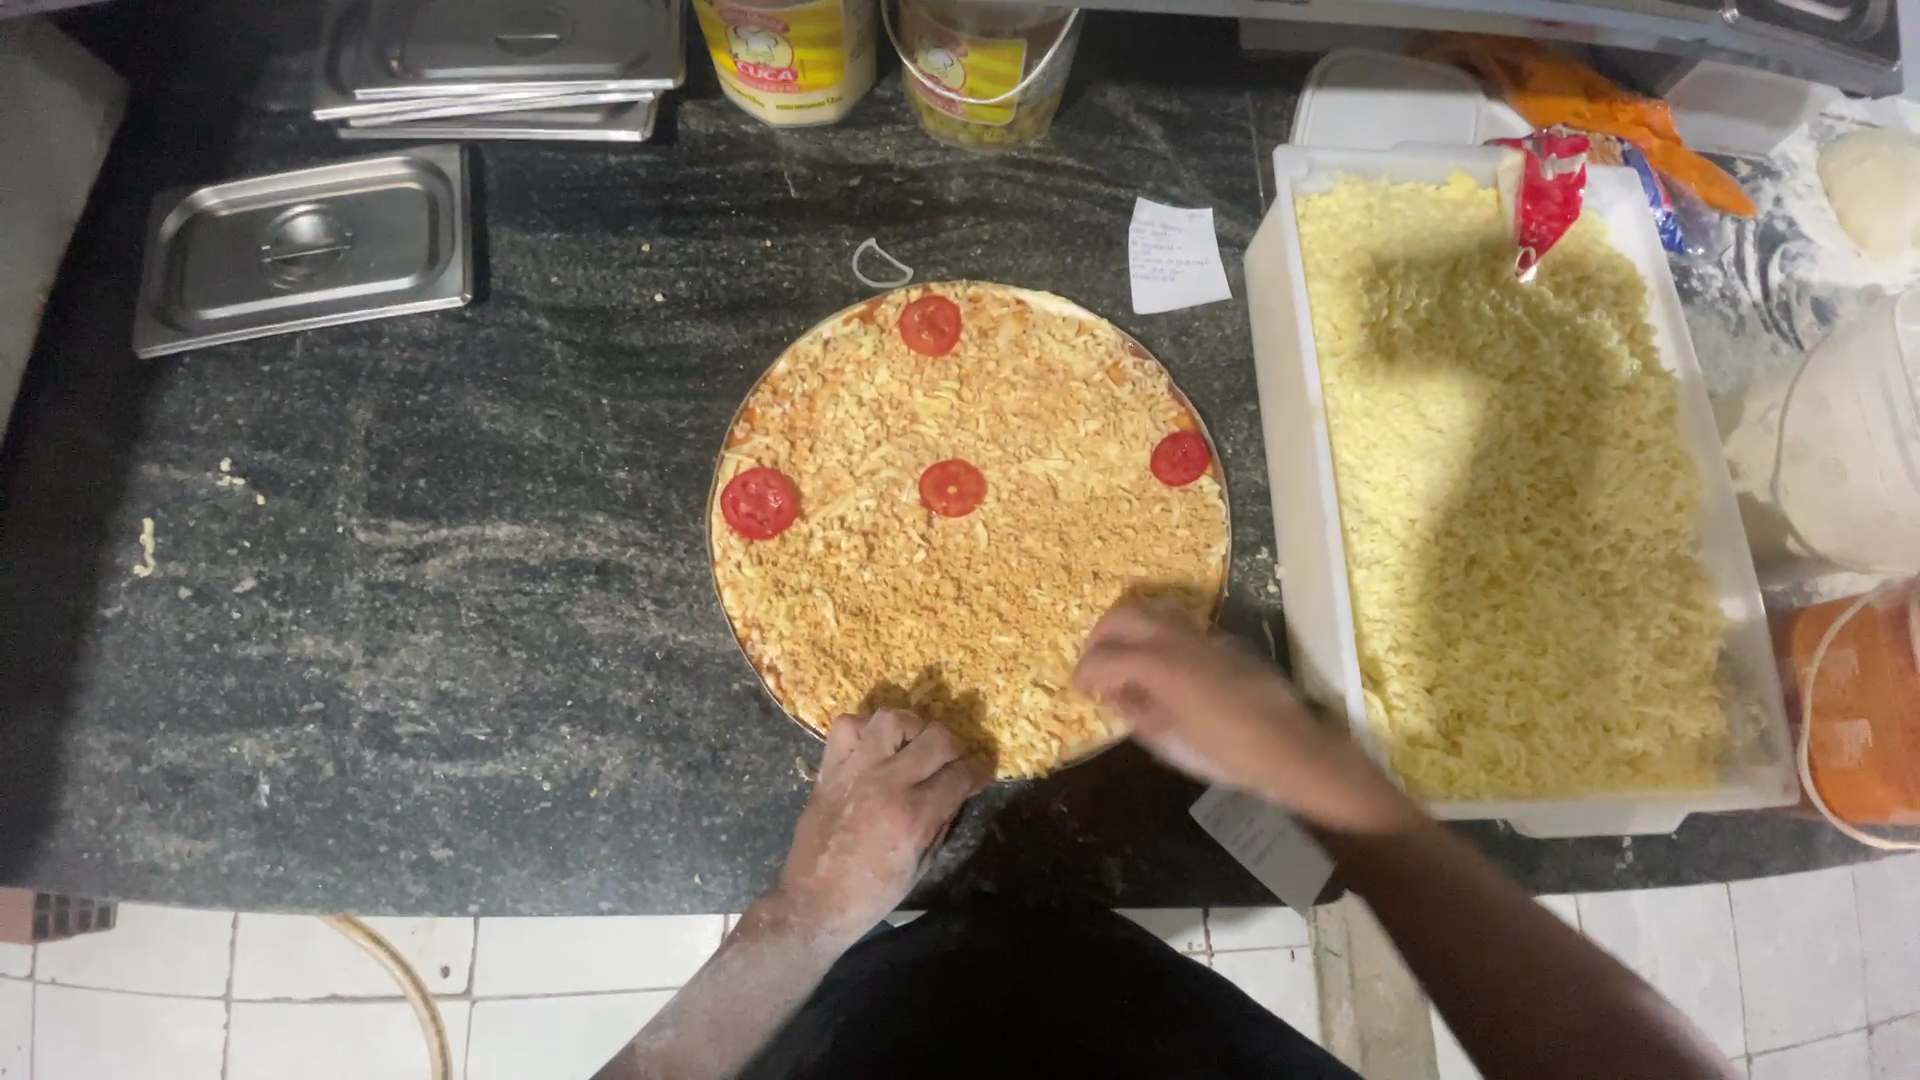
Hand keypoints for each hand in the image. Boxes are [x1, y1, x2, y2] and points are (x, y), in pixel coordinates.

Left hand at [771, 708, 987, 944]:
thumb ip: (942, 820)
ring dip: (912, 728)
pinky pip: (848, 725)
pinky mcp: (829, 769)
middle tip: (950, 763)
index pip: (960, 775)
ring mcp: (854, 772)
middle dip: (954, 748)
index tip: (978, 775)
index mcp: (913, 818)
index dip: (978, 773)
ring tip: (912, 747)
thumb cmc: (873, 894)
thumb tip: (961, 788)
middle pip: (936, 738)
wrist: (814, 903)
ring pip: (892, 719)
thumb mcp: (921, 864)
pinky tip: (874, 748)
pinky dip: (865, 729)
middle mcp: (886, 785)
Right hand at [1073, 606, 1422, 835]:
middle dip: (1099, 637)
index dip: (1084, 671)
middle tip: (1092, 665)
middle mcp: (1178, 639)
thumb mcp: (1168, 741)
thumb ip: (1134, 711)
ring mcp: (1203, 635)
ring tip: (1121, 659)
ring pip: (1151, 611)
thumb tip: (1114, 695)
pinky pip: (1177, 624)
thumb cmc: (1226, 754)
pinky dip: (1155, 635)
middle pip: (1123, 616)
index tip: (1076, 687)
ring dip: (1127, 629)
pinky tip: (1159, 666)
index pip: (1105, 656)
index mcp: (1160, 665)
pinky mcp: (1223, 641)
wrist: (1292, 751)